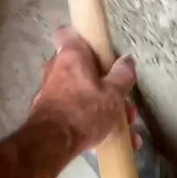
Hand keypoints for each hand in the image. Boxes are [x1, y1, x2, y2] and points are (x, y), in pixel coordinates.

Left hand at [27, 27, 135, 152]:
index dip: (82, 38)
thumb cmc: (83, 111)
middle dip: (107, 87)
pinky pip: (75, 111)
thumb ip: (122, 75)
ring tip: (125, 130)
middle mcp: (56, 69)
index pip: (67, 33)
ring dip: (104, 109)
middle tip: (124, 104)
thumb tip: (127, 60)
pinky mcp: (48, 112)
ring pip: (83, 94)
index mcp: (71, 55)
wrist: (51, 144)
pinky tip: (110, 142)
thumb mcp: (113, 94)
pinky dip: (91, 123)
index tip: (98, 50)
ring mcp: (50, 91)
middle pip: (84, 69)